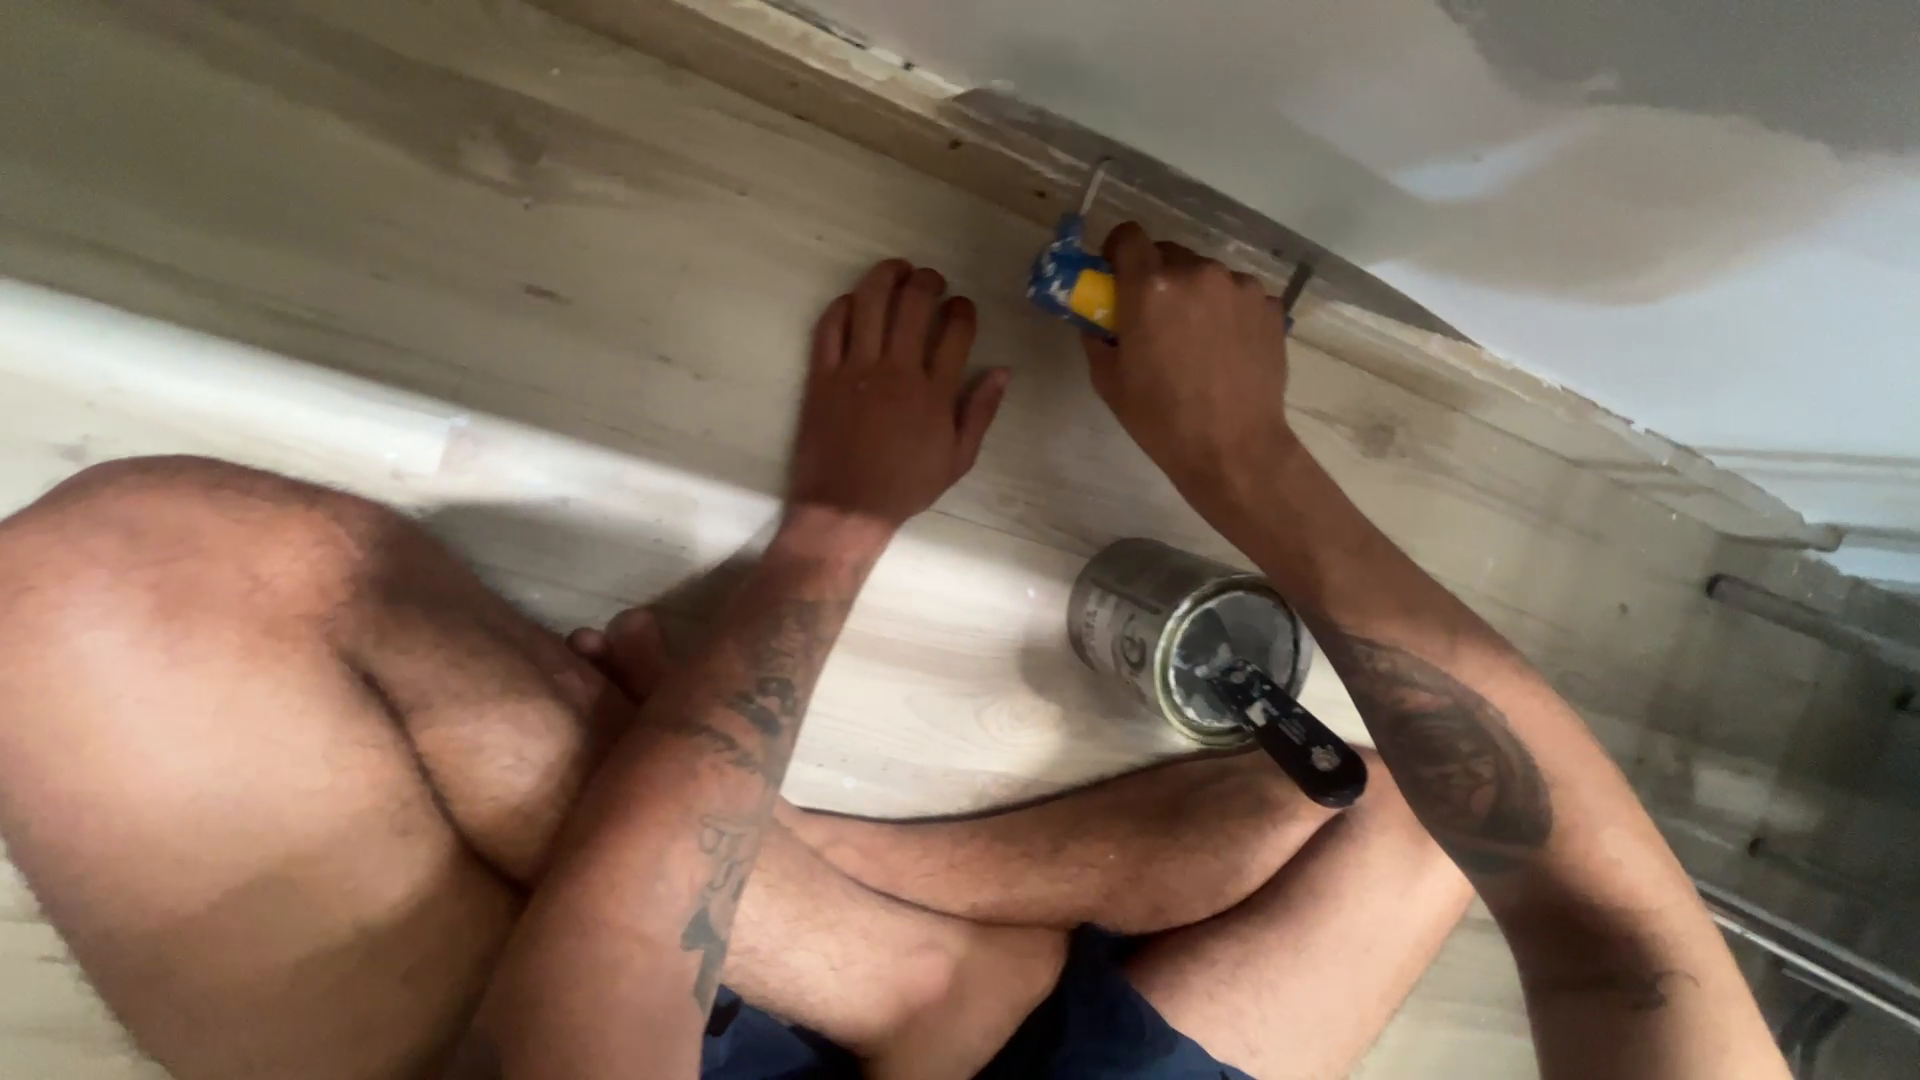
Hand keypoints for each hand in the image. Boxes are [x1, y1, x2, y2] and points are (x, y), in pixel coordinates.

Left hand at [787, 260, 1011, 531]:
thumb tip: (1003, 371)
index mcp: (934, 392)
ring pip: (870, 303)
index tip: (962, 307)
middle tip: (930, 280)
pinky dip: (843, 306)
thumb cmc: (906, 487)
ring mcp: (855, 370)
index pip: (955, 330)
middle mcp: (896, 371)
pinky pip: (830, 327)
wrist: (846, 507)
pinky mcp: (822, 376)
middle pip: (913, 303)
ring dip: (885, 276)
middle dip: (927, 281)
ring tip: (896, 270)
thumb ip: (981, 412)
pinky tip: (853, 301)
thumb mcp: (958, 459)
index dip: (963, 309)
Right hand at [1081, 223, 1298, 512]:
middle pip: (1169, 254)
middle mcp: (1197, 273)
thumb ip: (1097, 336)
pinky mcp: (1269, 305)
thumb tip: (1096, 318)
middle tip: (1155, 319)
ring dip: (1194, 296)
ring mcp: (1240, 286)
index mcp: (1150, 288)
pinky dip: (1226, 312)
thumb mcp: (1108, 381)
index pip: (1127, 236)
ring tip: (1196, 342)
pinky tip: (1225, 351)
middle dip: (1157, 279)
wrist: (1233, 447)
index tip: (1116, 276)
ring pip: (1206, 276)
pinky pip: (1237, 296)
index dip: (1117, 252)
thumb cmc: (1160, 419)